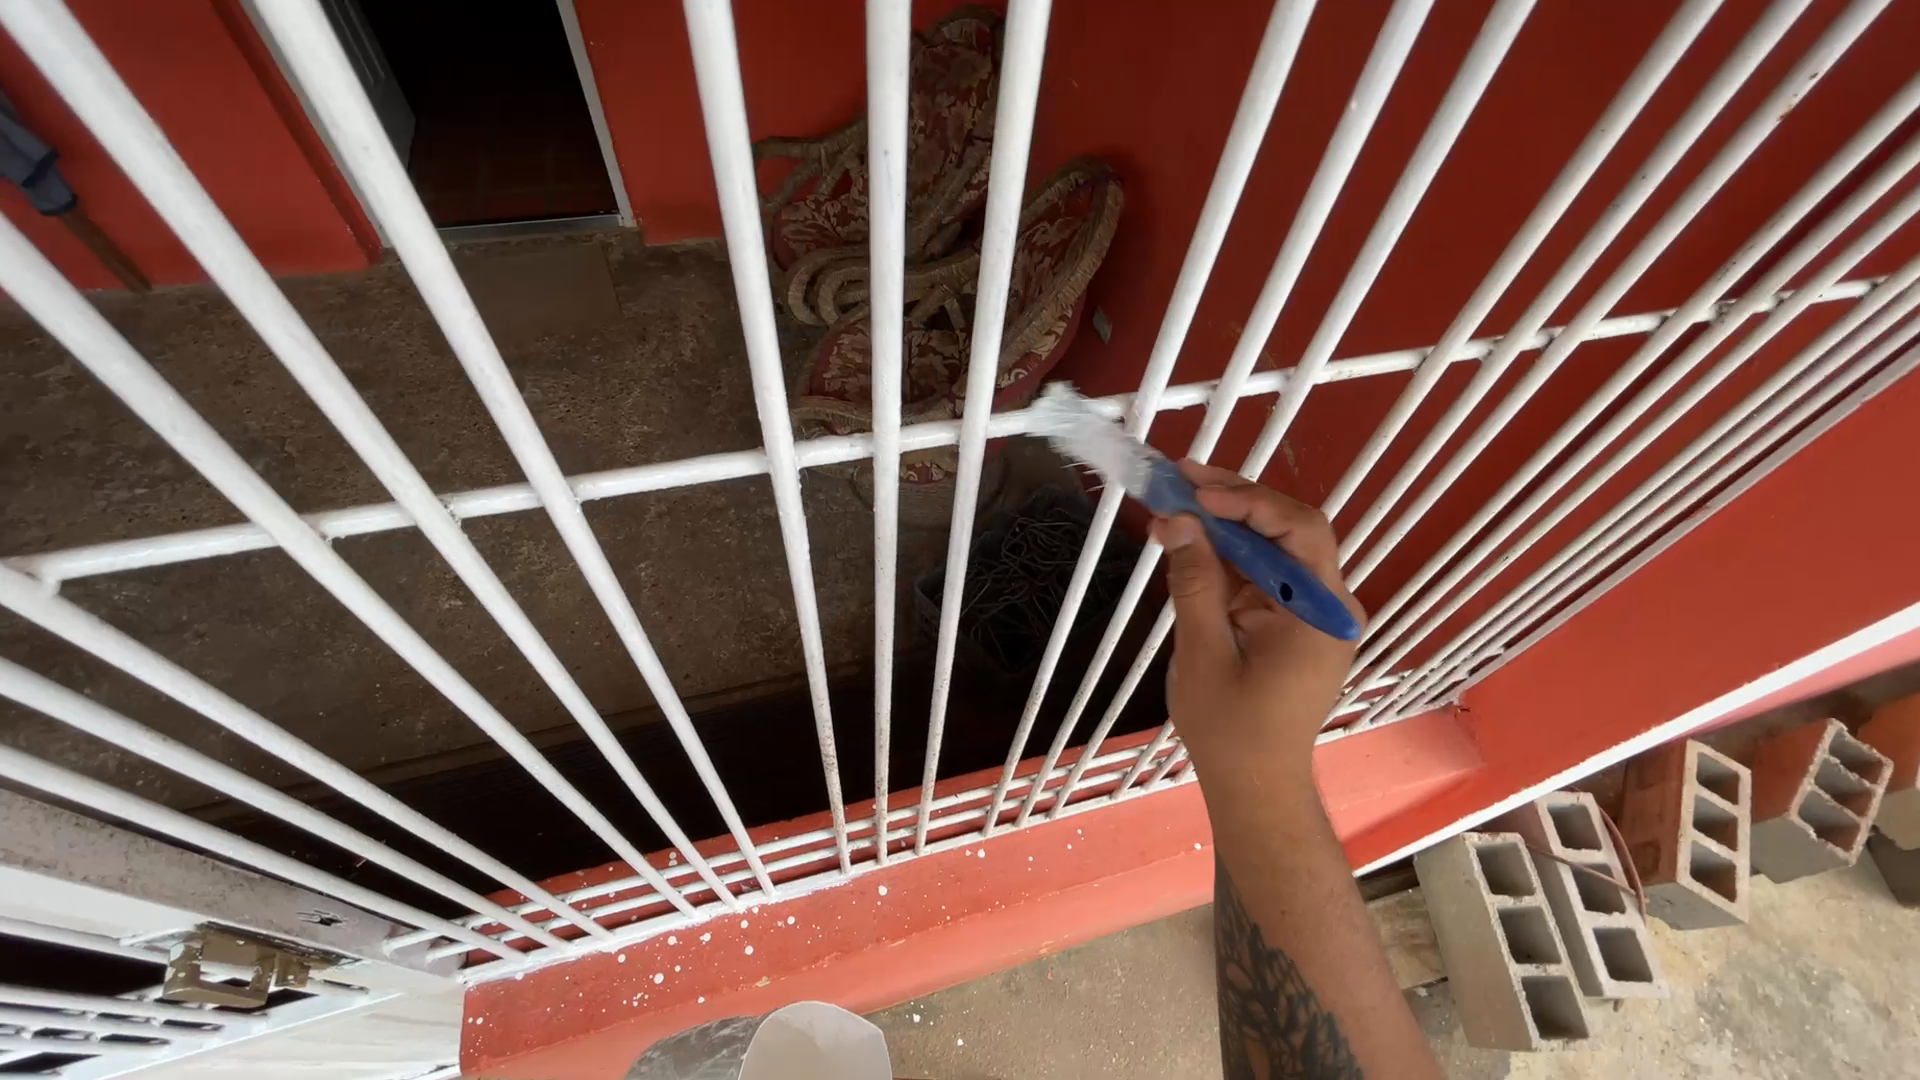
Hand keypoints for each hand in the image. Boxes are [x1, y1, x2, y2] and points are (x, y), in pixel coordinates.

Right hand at [1150, 462, 1364, 779]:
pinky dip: (1223, 553)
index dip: (1249, 502)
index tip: (1195, 491)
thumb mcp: (1204, 653)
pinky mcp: (1288, 619)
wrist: (1254, 784)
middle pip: (1287, 529)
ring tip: (1173, 498)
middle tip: (1179, 476)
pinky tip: (1186, 538)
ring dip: (1223, 522)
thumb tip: (1177, 522)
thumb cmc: (1231, 730)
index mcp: (1320, 614)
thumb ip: (1194, 583)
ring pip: (1271, 545)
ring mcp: (1308, 610)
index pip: (1299, 531)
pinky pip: (1259, 573)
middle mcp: (1325, 603)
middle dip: (1233, 499)